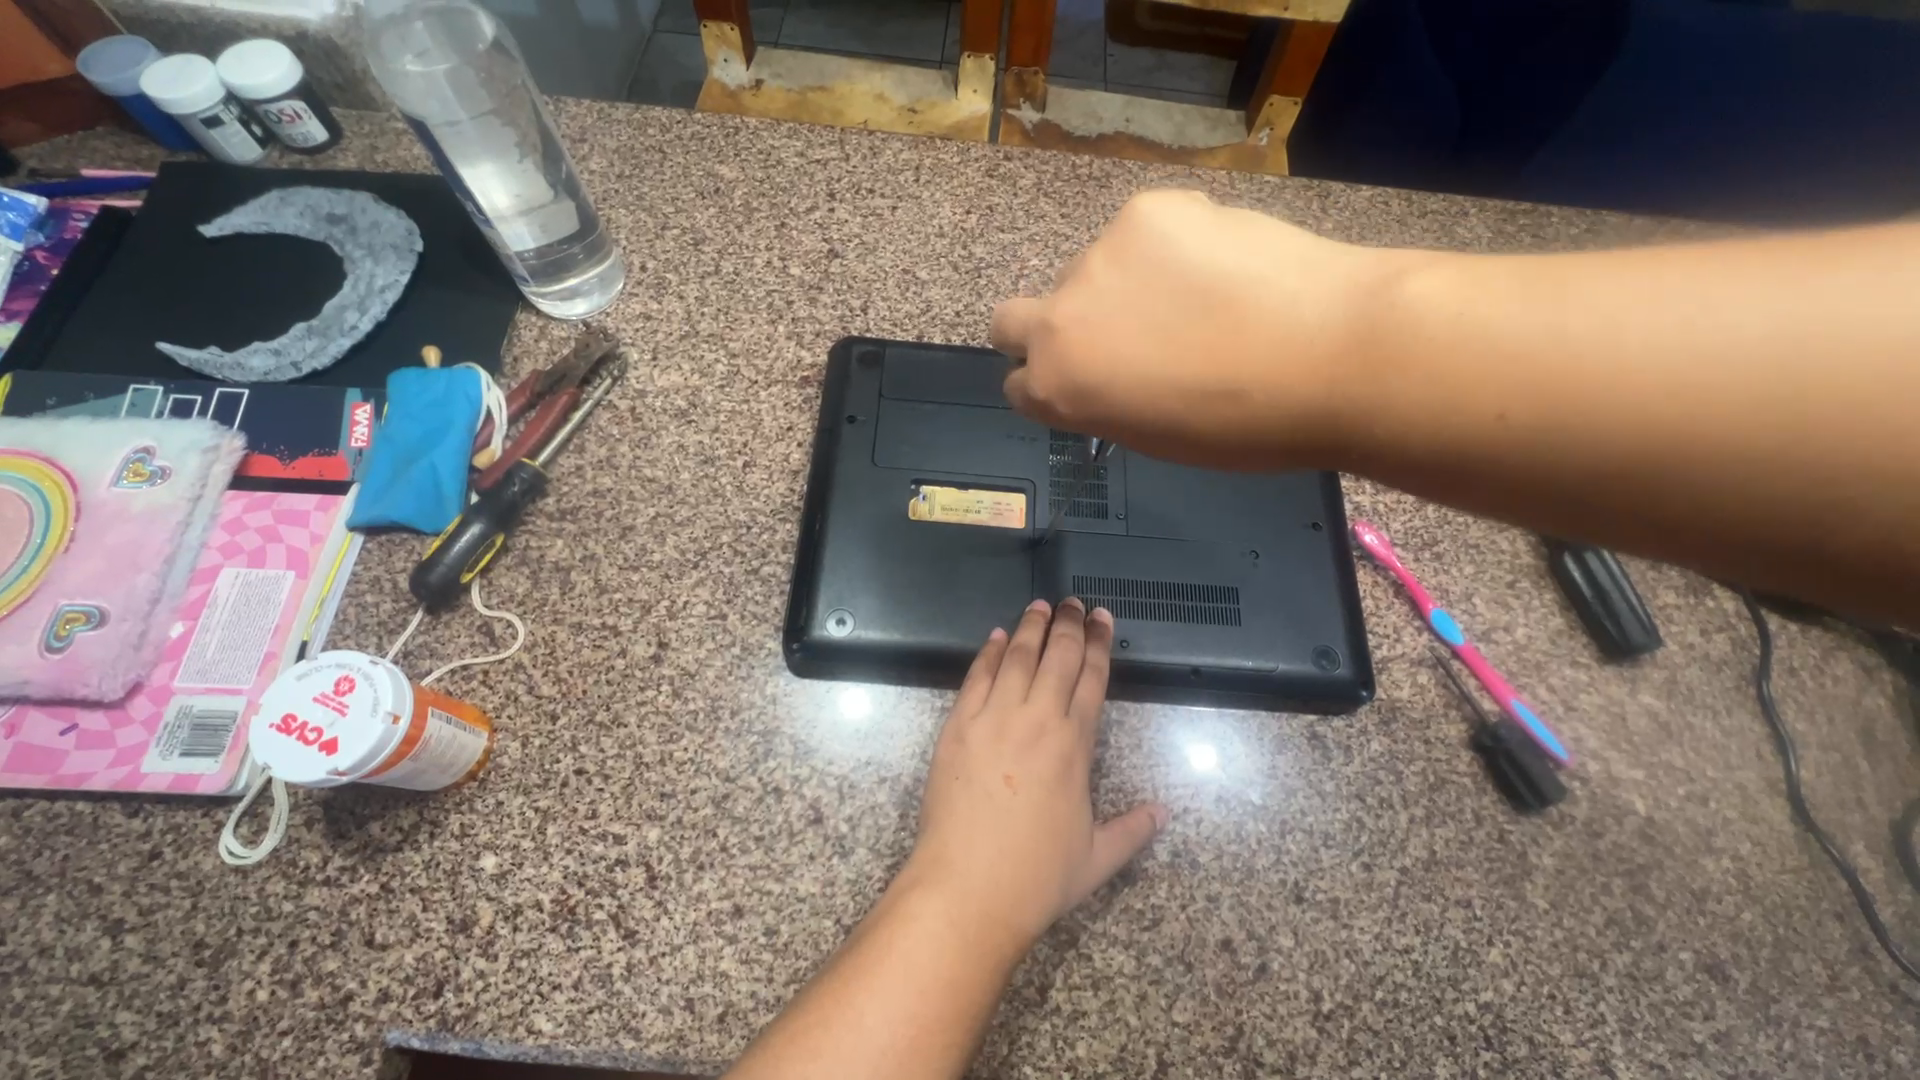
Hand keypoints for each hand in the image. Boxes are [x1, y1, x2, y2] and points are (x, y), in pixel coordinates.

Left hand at [897, 598, 1166, 956]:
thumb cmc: (1036, 876)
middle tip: (1074, 602)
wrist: (968, 888)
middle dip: (1069, 625)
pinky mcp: (957, 727)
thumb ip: (1133, 829)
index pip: (1092, 679)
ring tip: (1039, 606)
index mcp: (1074, 745)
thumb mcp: (1097, 858)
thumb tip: (1164, 811)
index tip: (1103, 619)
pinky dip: (987, 653)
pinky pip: (976, 678)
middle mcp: (1037, 720)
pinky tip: (994, 637)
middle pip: (1057, 657)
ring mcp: (992, 719)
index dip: (1100, 645)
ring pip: (1015, 658)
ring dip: (1029, 628)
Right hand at [992, 189, 1417, 469]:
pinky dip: (1169, 249)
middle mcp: (1058, 319)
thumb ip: (1105, 400)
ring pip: (1091, 271)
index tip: (1090, 384)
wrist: (1332, 354)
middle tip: (1116, 337)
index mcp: (1058, 386)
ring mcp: (1100, 256)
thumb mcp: (1153, 435)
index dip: (1052, 384)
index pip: (1017, 383)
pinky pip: (1142, 234)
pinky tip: (1222, 267)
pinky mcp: (1150, 209)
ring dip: (1123, 285)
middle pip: (1013, 317)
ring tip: (1202, 301)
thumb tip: (1109, 370)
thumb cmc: (1245, 426)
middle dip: (1047, 329)